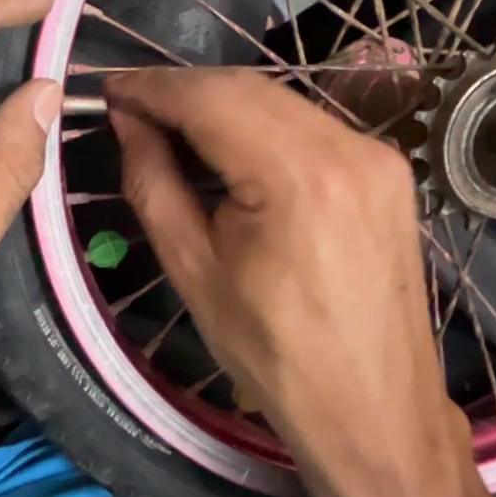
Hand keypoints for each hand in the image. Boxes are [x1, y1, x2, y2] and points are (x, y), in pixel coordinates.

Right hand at [105, 67, 459, 490]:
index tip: (108, 90)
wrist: (372, 408)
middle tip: (130, 107)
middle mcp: (347, 149)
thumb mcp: (191, 266)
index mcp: (297, 179)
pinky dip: (256, 120)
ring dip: (216, 101)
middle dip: (180, 89)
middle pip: (245, 87)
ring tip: (167, 123)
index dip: (152, 87)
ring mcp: (376, 155)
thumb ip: (152, 179)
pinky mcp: (387, 168)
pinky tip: (224, 143)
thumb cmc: (270, 351)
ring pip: (276, 98)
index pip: (210, 99)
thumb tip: (127, 120)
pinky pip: (306, 122)